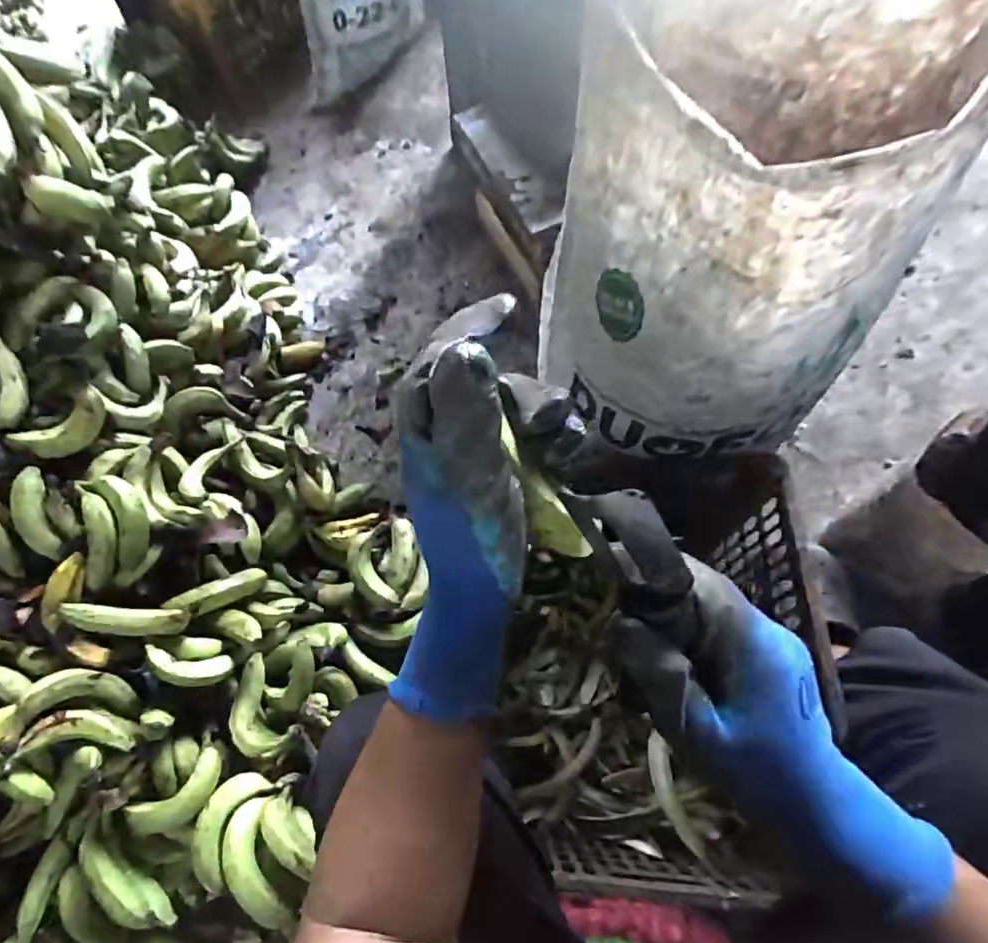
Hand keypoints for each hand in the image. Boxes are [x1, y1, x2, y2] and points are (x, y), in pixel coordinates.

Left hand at [387, 296, 525, 722]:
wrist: (484, 589)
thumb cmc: (470, 535)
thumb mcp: (467, 471)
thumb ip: (465, 411)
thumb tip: (466, 348)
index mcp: (424, 422)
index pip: (439, 356)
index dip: (470, 327)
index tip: (508, 309)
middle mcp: (445, 426)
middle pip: (484, 378)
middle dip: (521, 394)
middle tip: (549, 423)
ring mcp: (472, 446)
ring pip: (511, 404)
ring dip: (542, 417)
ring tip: (563, 446)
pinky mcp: (497, 465)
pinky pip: (526, 432)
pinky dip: (548, 438)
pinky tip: (564, 456)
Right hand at [596, 492, 954, 920]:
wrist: (819, 806)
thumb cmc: (757, 775)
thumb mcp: (697, 732)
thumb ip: (659, 675)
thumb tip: (620, 624)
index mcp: (752, 641)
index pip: (701, 582)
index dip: (655, 569)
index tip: (612, 564)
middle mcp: (767, 630)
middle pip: (705, 591)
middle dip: (657, 593)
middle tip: (613, 606)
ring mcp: (773, 642)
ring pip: (712, 609)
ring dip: (672, 614)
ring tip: (633, 632)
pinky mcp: (770, 657)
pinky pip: (721, 629)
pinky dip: (689, 632)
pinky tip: (668, 657)